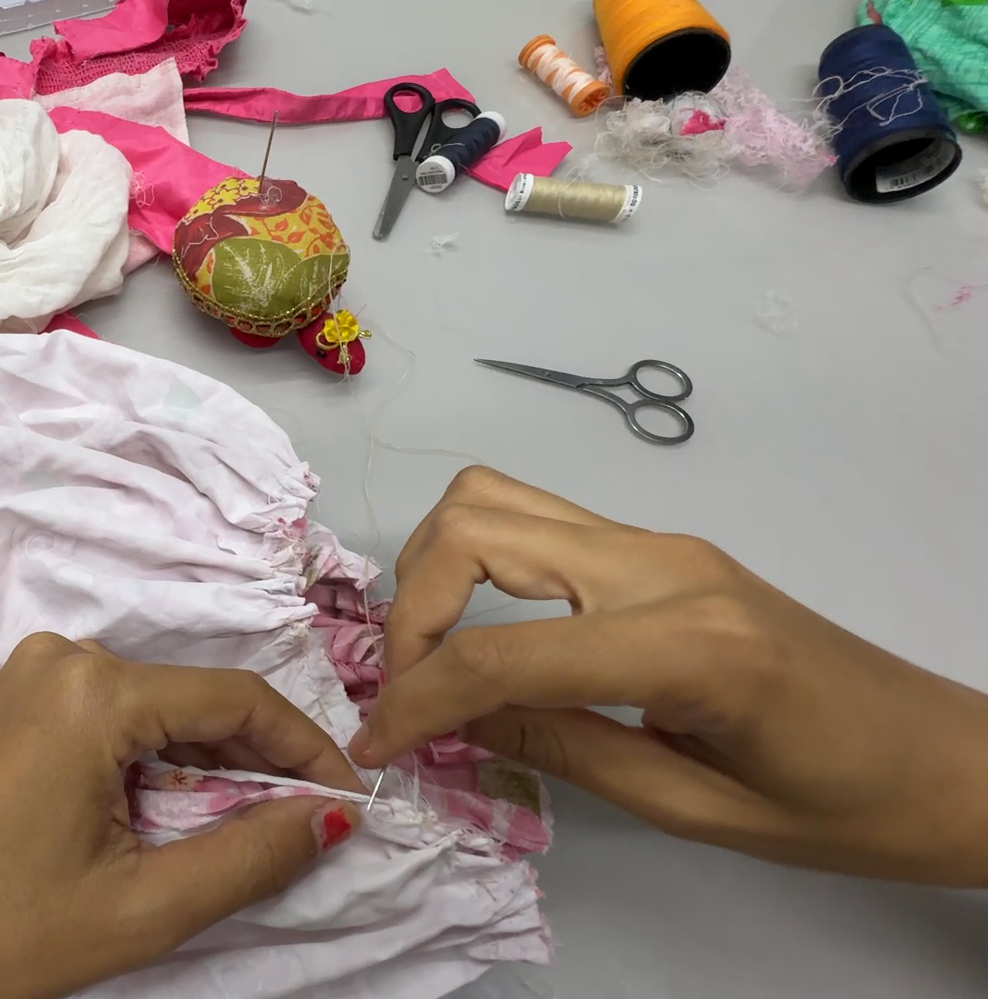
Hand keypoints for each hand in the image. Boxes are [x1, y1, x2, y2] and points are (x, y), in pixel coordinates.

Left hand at [0, 633, 364, 998]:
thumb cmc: (1, 931)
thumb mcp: (141, 906)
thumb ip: (249, 855)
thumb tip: (331, 815)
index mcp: (93, 689)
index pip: (233, 698)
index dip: (303, 747)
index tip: (351, 800)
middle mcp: (63, 655)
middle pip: (190, 697)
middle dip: (253, 757)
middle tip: (306, 822)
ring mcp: (32, 670)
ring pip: (152, 704)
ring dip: (203, 757)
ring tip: (241, 822)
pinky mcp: (16, 694)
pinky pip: (108, 709)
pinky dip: (151, 752)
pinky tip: (168, 802)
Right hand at [351, 467, 987, 886]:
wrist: (957, 760)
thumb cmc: (842, 805)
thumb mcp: (688, 809)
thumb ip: (549, 744)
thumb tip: (441, 716)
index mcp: (685, 643)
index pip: (500, 654)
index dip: (416, 699)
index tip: (375, 742)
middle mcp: (654, 560)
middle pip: (471, 532)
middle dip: (409, 611)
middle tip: (406, 679)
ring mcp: (647, 537)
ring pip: (484, 497)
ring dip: (428, 565)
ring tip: (428, 637)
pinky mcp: (640, 539)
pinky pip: (517, 510)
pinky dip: (462, 552)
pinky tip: (470, 609)